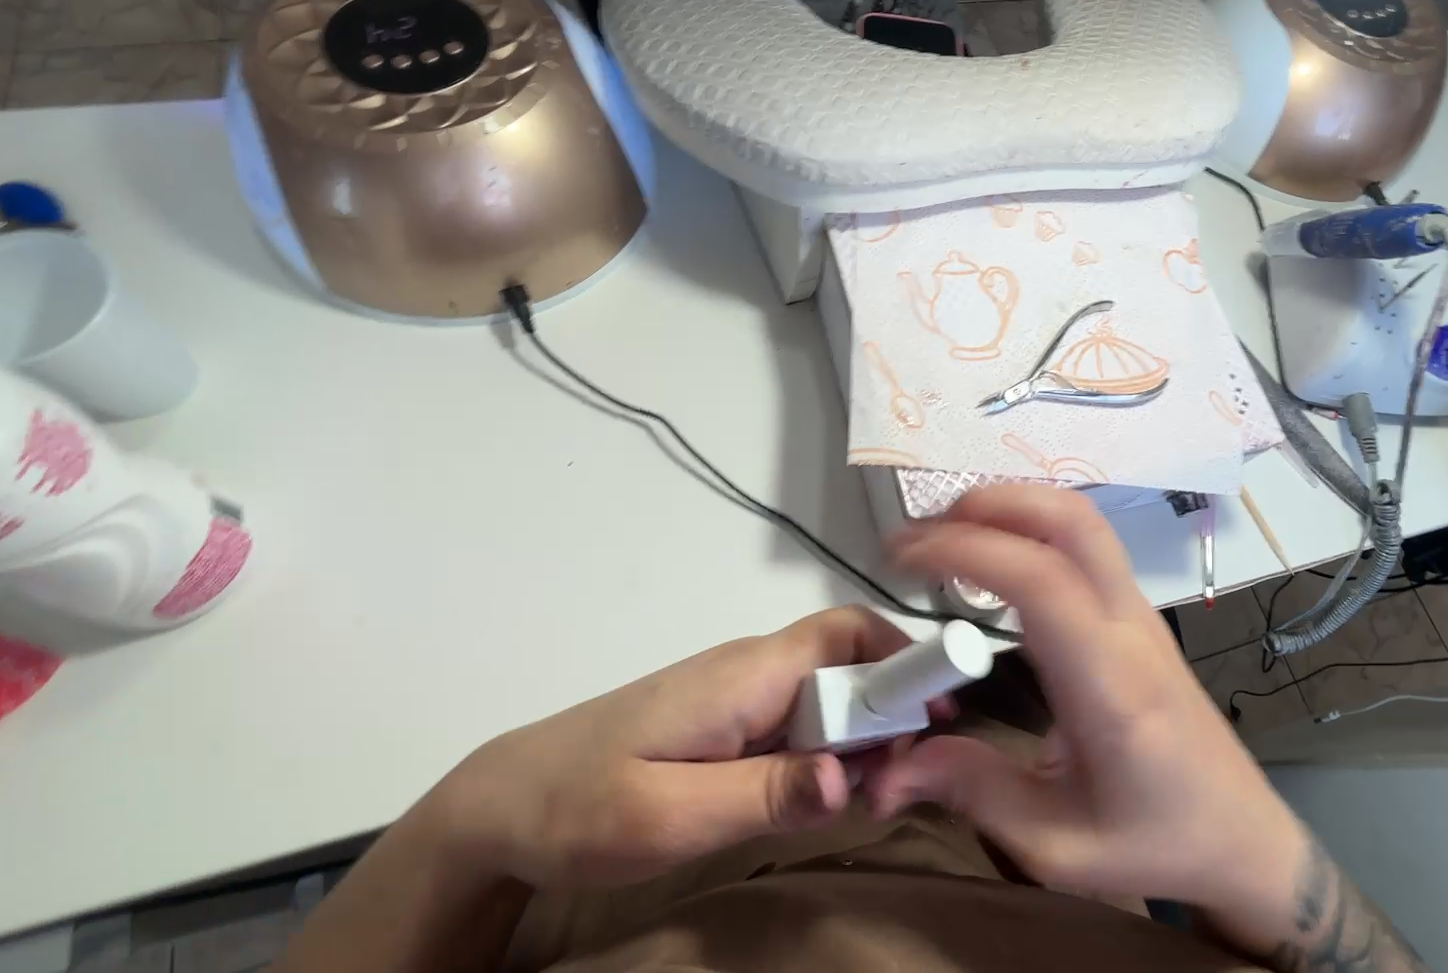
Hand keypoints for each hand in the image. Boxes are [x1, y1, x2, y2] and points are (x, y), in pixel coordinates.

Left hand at [423, 606, 929, 890]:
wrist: (505, 803)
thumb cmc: (579, 805)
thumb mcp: (671, 814)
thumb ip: (765, 793)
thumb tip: (852, 774)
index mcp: (746, 674)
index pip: (848, 634)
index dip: (905, 660)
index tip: (943, 717)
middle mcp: (752, 671)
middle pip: (851, 664)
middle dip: (891, 714)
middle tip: (896, 788)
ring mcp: (740, 696)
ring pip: (830, 695)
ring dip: (863, 740)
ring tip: (865, 801)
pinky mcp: (729, 723)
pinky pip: (801, 722)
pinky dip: (829, 754)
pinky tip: (823, 797)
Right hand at [868, 486, 1311, 955]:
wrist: (1244, 837)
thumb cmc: (1156, 844)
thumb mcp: (1056, 845)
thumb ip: (972, 791)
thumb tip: (891, 766)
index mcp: (1110, 684)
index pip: (1040, 580)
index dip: (964, 549)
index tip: (901, 558)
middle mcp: (1128, 627)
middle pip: (1069, 519)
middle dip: (985, 505)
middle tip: (918, 536)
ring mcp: (1138, 612)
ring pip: (1079, 519)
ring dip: (1007, 507)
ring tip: (942, 537)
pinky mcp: (1135, 612)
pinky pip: (1082, 542)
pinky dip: (1027, 525)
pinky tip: (989, 556)